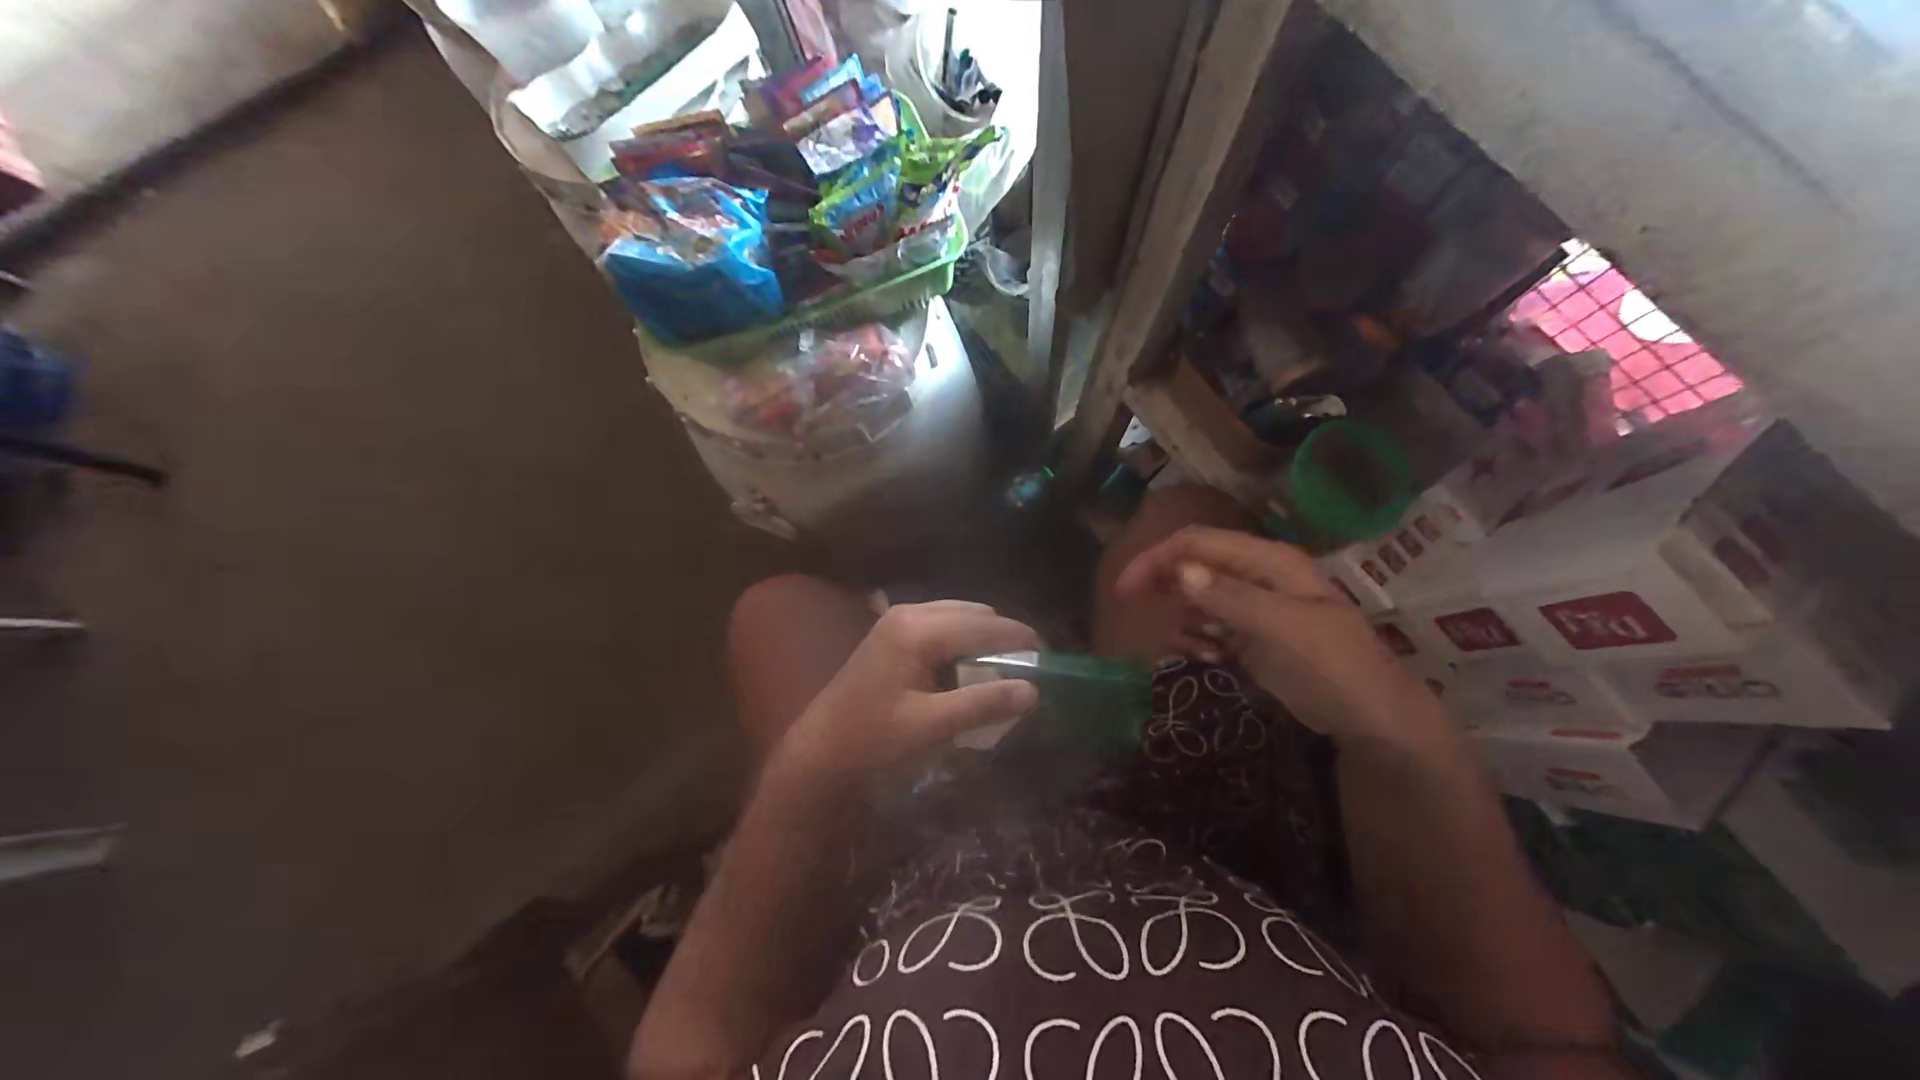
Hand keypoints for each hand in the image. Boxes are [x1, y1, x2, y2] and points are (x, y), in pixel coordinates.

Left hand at [774, 600, 1040, 784]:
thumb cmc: (873, 740)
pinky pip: (941, 626)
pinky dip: (963, 642)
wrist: (820, 752)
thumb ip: (983, 704)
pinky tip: (969, 670)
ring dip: (984, 639)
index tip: (1051, 660)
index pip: (987, 625)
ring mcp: (897, 620)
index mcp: (919, 629)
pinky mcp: (892, 634)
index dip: (1022, 640)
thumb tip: (1033, 690)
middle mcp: (909, 613)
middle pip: (975, 615)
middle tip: (1028, 670)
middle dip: (1004, 638)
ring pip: (959, 617)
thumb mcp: (932, 727)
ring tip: (1003, 672)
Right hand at [1114, 526, 1441, 745]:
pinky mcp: (1250, 635)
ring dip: (1181, 617)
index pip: (1200, 544)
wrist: (1374, 721)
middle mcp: (1257, 576)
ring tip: (1192, 648)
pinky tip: (1205, 657)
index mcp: (1269, 562)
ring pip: (1196, 596)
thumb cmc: (1337, 668)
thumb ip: (1234, 598)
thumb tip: (1181, 572)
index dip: (1158, 558)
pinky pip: (1207, 626)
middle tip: (1130, 607)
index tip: (1124, 588)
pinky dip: (1195, 638)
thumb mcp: (1286, 630)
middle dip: (1161, 582)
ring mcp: (1253, 606)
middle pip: (1193, 564)